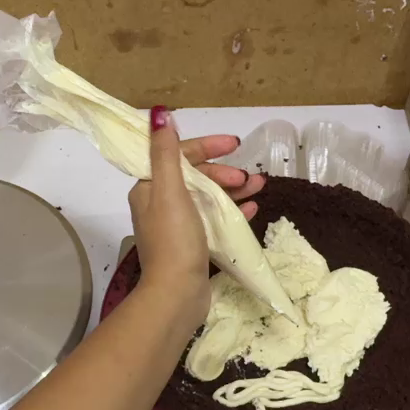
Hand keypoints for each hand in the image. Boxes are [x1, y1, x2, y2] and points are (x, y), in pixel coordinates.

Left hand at [127, 108, 262, 333]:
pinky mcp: (192, 245)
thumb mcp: (170, 191)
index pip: (178, 156)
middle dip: (224, 172)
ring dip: (234, 189)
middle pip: (195, 177)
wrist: (176, 294)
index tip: (234, 144)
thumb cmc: (174, 241)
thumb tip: (159, 115)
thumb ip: (165, 153)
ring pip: (208, 197)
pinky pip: (214, 219)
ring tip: (260, 187)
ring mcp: (177, 227)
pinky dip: (233, 211)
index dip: (207, 146)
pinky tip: (253, 209)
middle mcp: (159, 205)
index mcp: (149, 189)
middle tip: (247, 178)